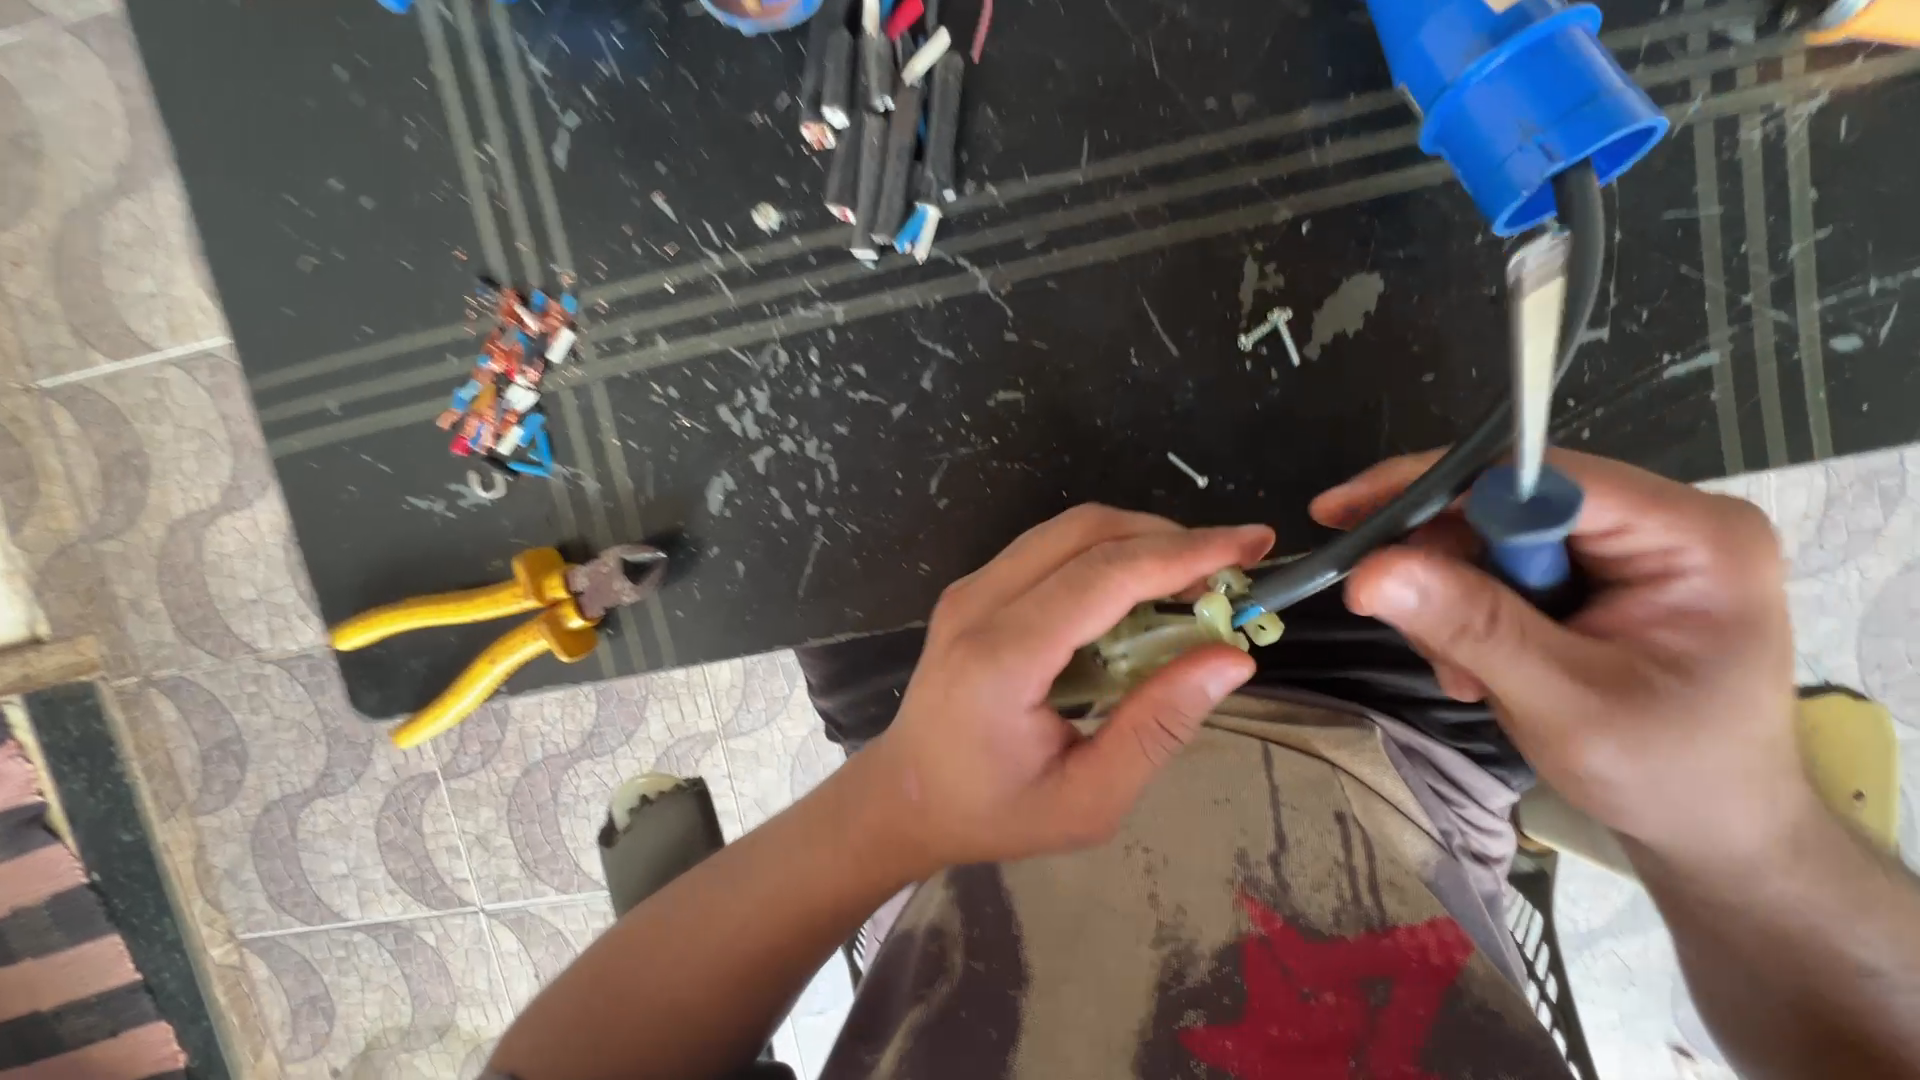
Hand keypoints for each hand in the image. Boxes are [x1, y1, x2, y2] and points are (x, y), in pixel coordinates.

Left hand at [859, 505, 1274, 871]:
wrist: (907, 795)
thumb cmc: (994, 811)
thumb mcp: (1088, 798)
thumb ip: (1158, 726)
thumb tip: (1232, 657)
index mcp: (1002, 657)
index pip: (1104, 576)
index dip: (1184, 553)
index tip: (1251, 545)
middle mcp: (979, 604)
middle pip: (1086, 531)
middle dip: (1169, 536)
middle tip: (1231, 566)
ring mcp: (970, 589)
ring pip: (1067, 529)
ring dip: (1139, 539)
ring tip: (1195, 578)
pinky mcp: (973, 588)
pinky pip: (1050, 547)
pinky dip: (1106, 552)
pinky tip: (1141, 588)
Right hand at [1311, 449, 1814, 867]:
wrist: (1710, 828)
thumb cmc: (1665, 774)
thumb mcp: (1562, 702)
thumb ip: (1471, 628)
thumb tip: (1369, 571)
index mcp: (1687, 536)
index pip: (1534, 476)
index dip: (1431, 488)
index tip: (1343, 516)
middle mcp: (1658, 523)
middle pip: (1503, 503)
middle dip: (1439, 566)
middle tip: (1407, 628)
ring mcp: (1626, 550)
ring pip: (1487, 539)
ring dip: (1449, 603)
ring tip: (1463, 674)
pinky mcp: (1596, 577)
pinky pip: (1497, 570)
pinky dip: (1465, 616)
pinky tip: (1477, 670)